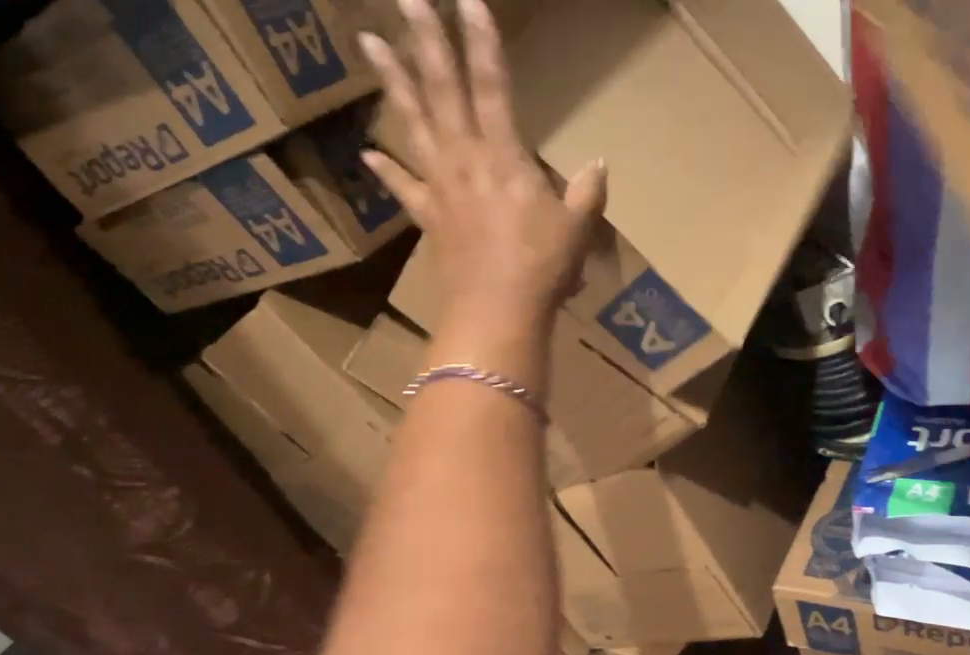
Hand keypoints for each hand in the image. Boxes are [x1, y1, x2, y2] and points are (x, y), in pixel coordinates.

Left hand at [358, 0, 606, 368]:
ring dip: (392, 81)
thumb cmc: (542, 266)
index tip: (468, 0)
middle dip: (426, 40)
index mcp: (504, 155)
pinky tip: (369, 154)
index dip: (482, 41)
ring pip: (412, 123)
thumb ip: (587, 192)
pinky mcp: (427, 216)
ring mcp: (439, 185)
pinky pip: (403, 186)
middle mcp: (465, 157)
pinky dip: (388, 170)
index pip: (493, 85)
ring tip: (371, 41)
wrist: (497, 310)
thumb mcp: (577, 228)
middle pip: (442, 89)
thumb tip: (599, 164)